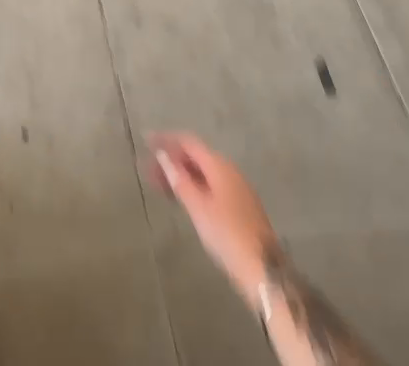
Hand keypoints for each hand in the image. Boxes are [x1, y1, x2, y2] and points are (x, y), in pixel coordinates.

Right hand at [148, 132, 276, 292]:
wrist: (262, 268)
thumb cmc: (226, 233)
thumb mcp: (198, 206)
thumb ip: (179, 179)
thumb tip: (163, 155)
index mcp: (220, 167)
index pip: (189, 143)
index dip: (167, 140)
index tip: (146, 142)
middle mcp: (229, 172)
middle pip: (196, 157)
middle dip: (171, 160)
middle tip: (148, 170)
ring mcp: (235, 189)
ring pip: (202, 173)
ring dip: (180, 175)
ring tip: (158, 185)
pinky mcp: (237, 206)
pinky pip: (209, 186)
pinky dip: (191, 187)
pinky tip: (180, 198)